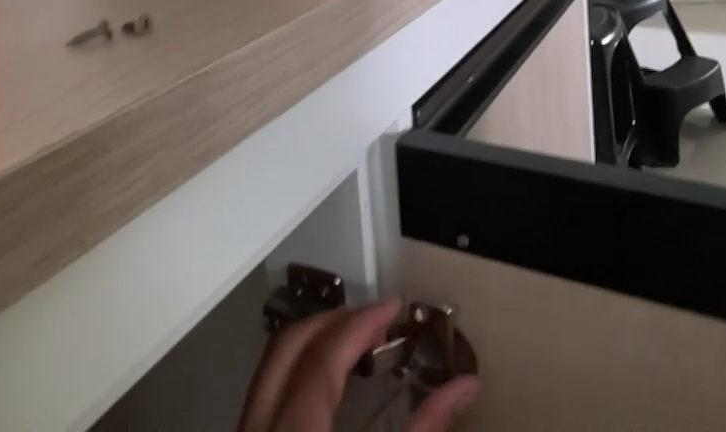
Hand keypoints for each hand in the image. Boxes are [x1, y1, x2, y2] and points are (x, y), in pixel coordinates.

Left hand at [238, 299, 480, 431]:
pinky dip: (296, 370)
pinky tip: (325, 383)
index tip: (394, 306)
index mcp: (296, 428)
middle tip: (375, 315)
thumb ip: (427, 430)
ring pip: (270, 365)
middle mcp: (260, 425)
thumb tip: (465, 387)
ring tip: (355, 340)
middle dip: (332, 319)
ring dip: (312, 342)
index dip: (363, 321)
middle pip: (287, 345)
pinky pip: (264, 391)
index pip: (326, 352)